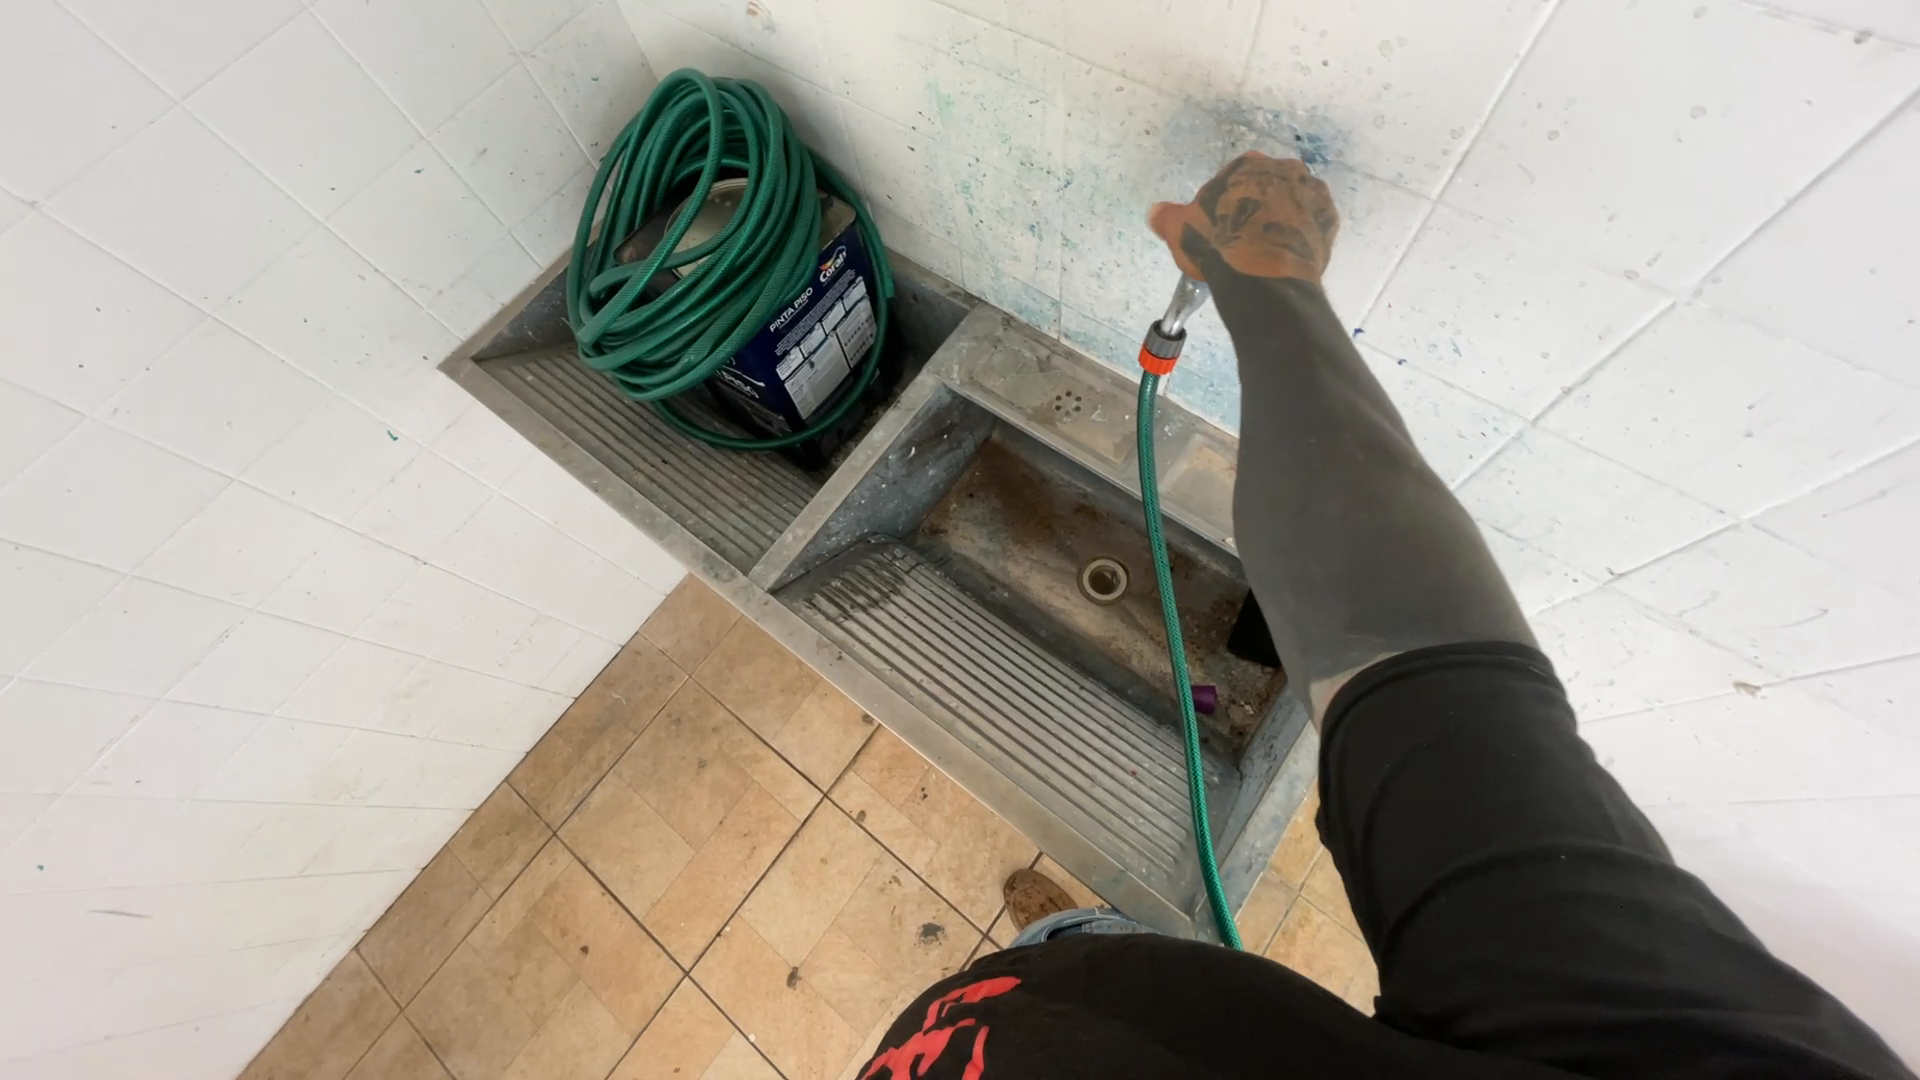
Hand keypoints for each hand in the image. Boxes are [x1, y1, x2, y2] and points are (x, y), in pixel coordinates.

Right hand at [1149, 152, 1338, 283]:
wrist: (1262, 279)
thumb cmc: (1218, 247)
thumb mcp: (1179, 231)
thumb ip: (1167, 217)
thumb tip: (1156, 212)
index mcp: (1246, 165)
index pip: (1231, 180)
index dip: (1222, 205)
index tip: (1218, 228)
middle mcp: (1284, 169)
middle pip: (1265, 187)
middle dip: (1255, 208)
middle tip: (1241, 240)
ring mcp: (1312, 193)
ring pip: (1292, 204)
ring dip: (1280, 220)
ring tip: (1264, 251)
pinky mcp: (1329, 220)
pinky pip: (1311, 225)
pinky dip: (1300, 236)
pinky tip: (1284, 256)